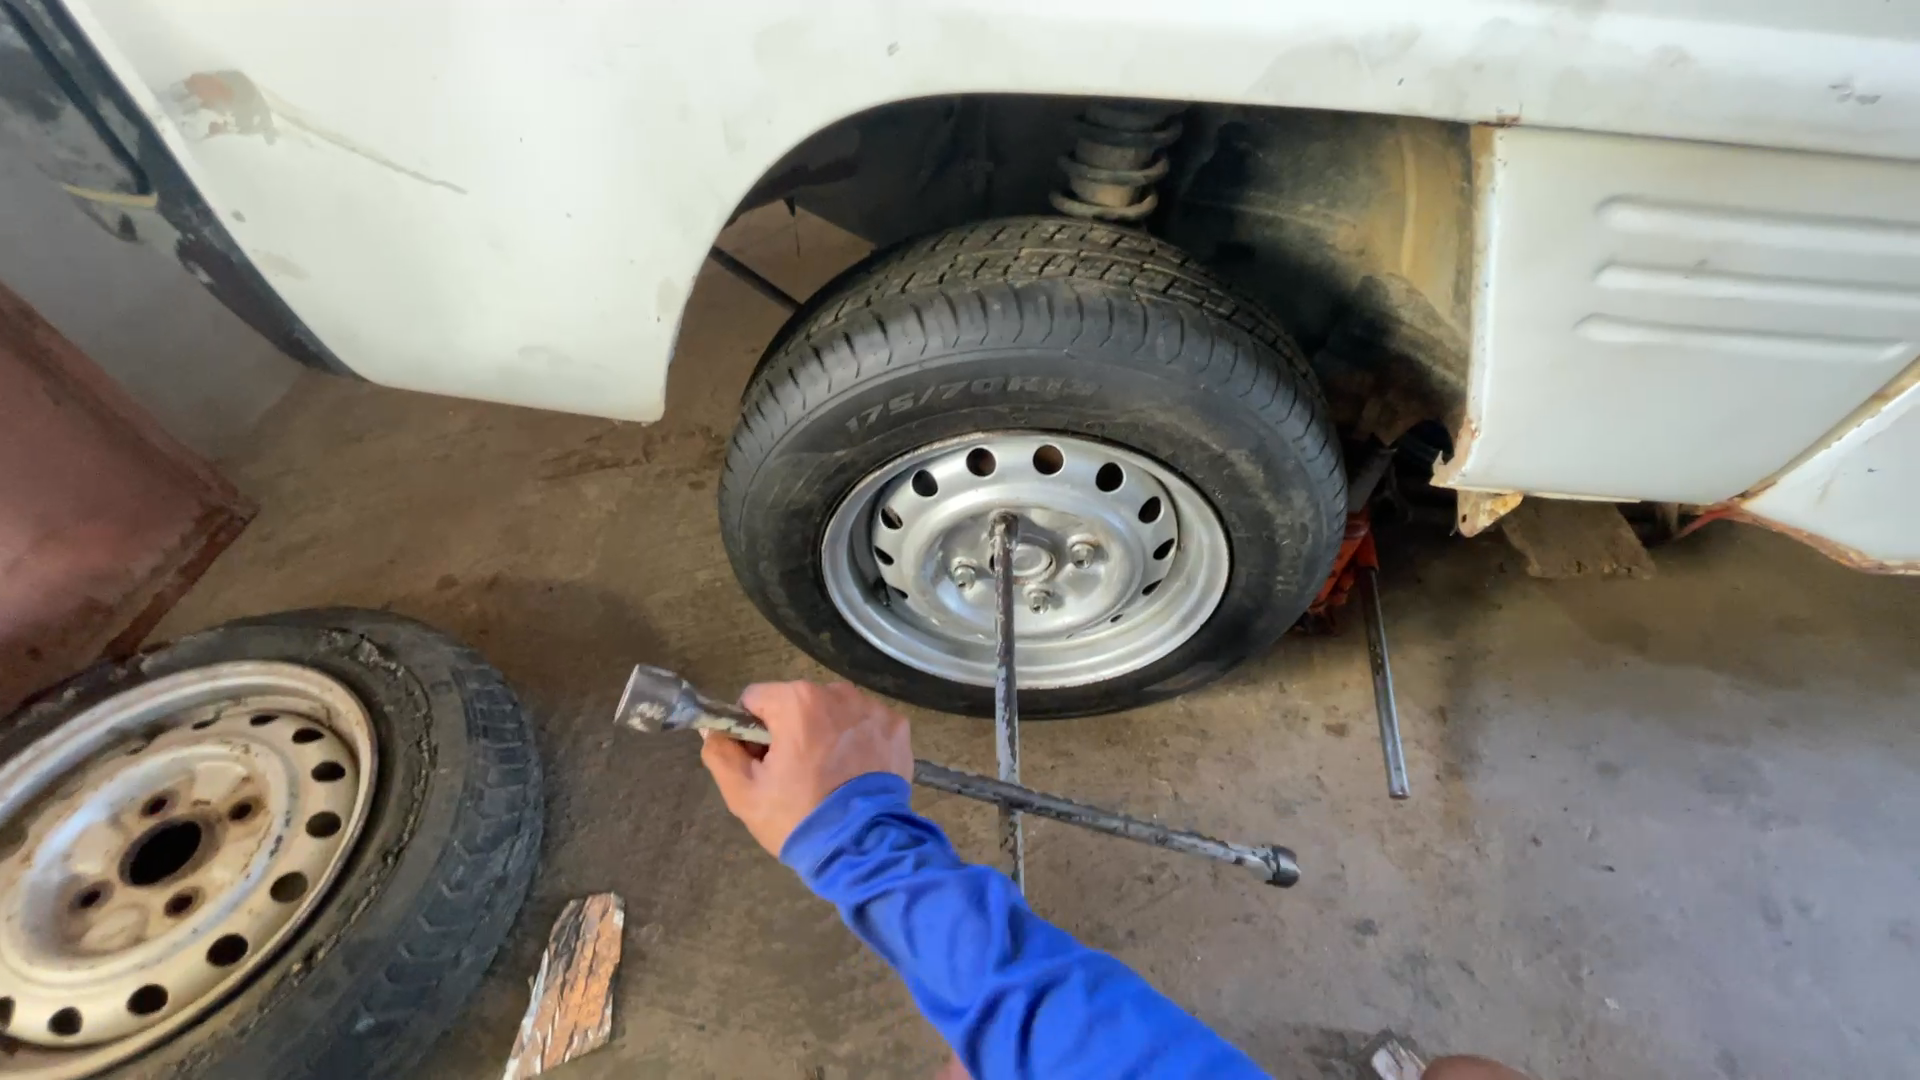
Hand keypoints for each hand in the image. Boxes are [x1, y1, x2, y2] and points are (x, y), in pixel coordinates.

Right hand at [699, 680, 913, 855]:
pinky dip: (858, 741)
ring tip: (829, 775)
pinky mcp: (897, 726)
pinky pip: (865, 724)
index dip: (752, 729)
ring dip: (826, 732)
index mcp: (797, 701)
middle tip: (796, 773)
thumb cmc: (798, 816)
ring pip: (833, 711)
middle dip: (791, 729)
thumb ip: (721, 752)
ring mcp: (872, 707)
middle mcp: (837, 692)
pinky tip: (856, 771)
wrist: (862, 846)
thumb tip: (714, 728)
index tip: (763, 760)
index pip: (757, 699)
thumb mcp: (743, 792)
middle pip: (798, 703)